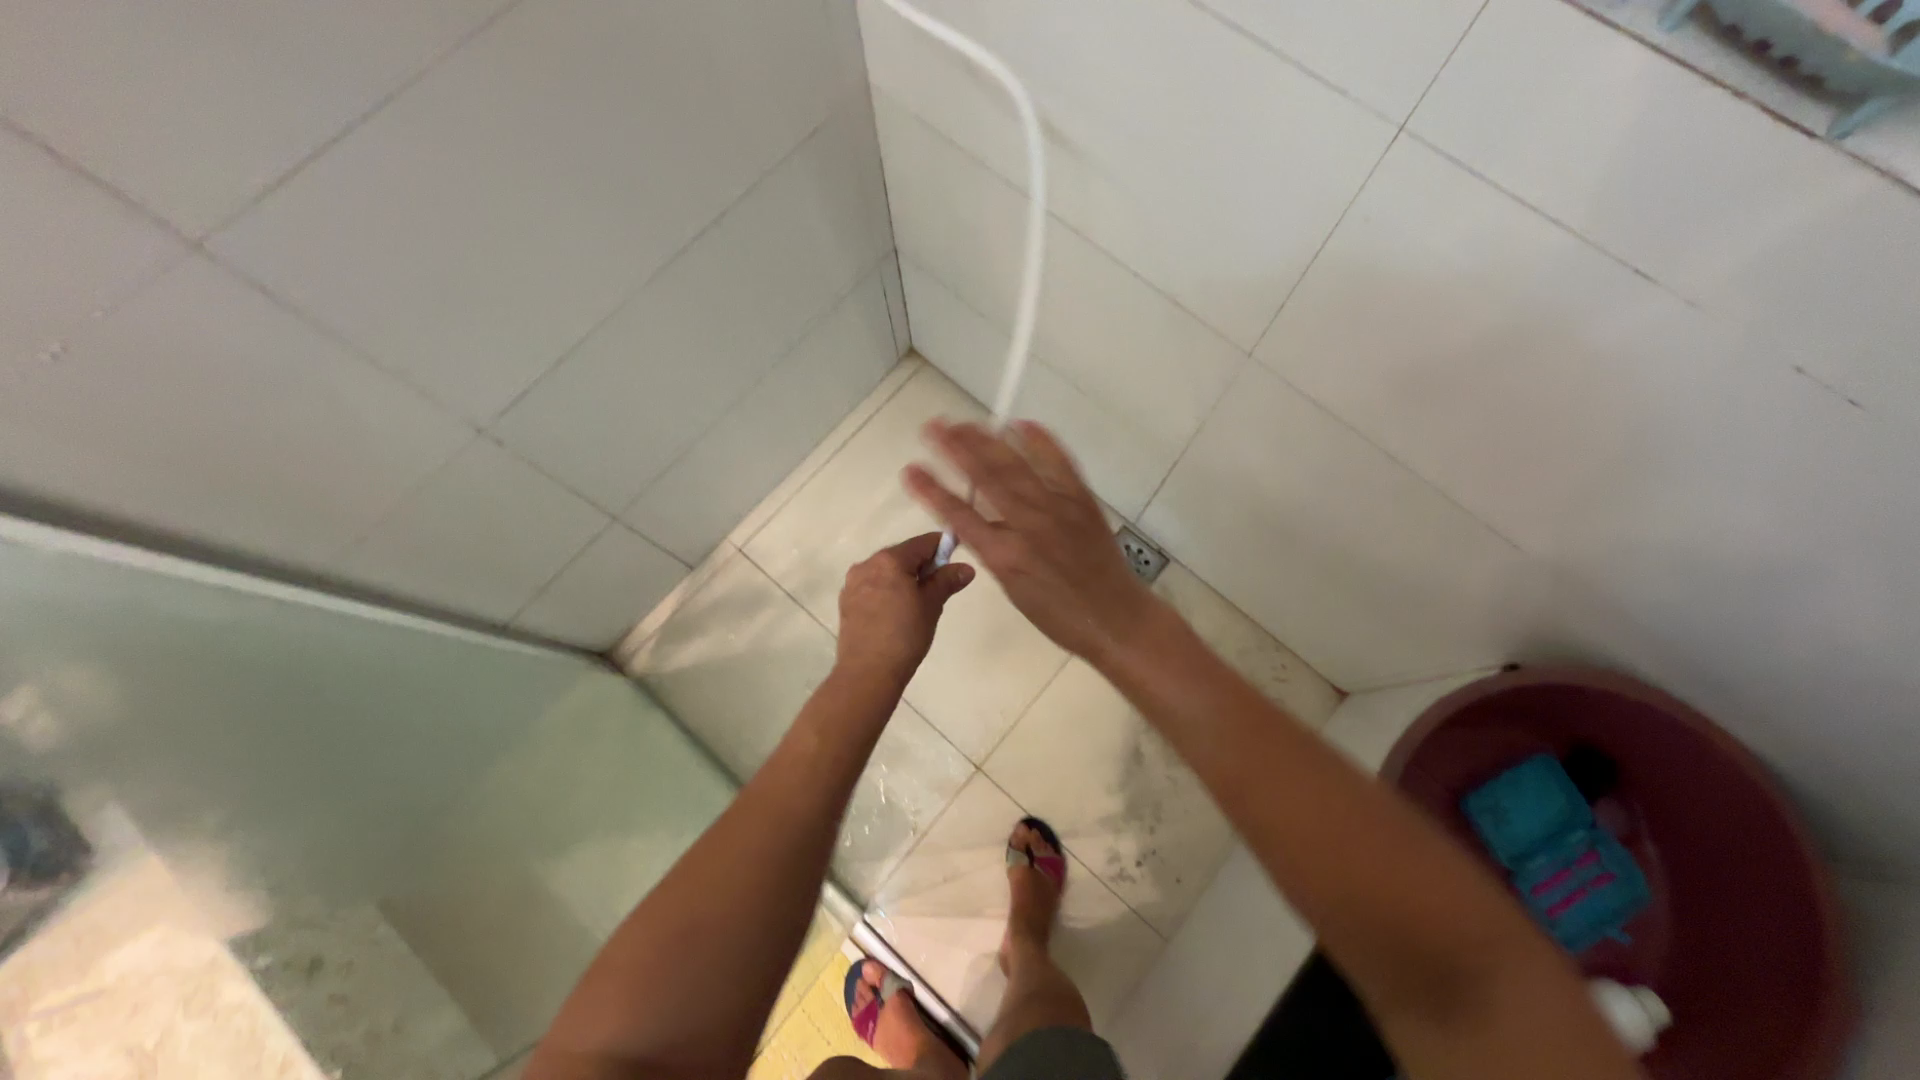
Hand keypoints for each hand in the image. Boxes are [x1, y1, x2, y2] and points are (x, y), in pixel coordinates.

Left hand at [835, 532, 975, 682]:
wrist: (867, 672)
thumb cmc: (904, 635)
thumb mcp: (931, 606)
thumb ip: (946, 581)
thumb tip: (965, 568)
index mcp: (889, 560)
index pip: (922, 543)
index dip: (942, 547)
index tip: (957, 555)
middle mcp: (866, 565)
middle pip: (901, 556)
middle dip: (922, 566)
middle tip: (940, 585)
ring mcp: (853, 584)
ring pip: (885, 573)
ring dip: (903, 579)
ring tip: (919, 603)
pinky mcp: (847, 603)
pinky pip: (873, 588)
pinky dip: (888, 592)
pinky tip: (897, 613)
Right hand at [903, 419, 1162, 663]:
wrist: (1114, 617)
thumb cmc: (1059, 615)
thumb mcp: (1013, 589)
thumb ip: (993, 551)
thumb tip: (976, 522)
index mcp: (1004, 554)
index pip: (958, 514)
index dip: (931, 489)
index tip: (911, 469)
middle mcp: (1027, 525)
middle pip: (984, 478)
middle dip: (955, 449)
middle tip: (933, 427)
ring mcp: (1057, 507)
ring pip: (1015, 464)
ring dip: (987, 439)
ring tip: (964, 422)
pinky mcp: (1081, 499)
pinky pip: (1058, 463)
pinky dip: (1040, 441)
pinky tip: (1021, 423)